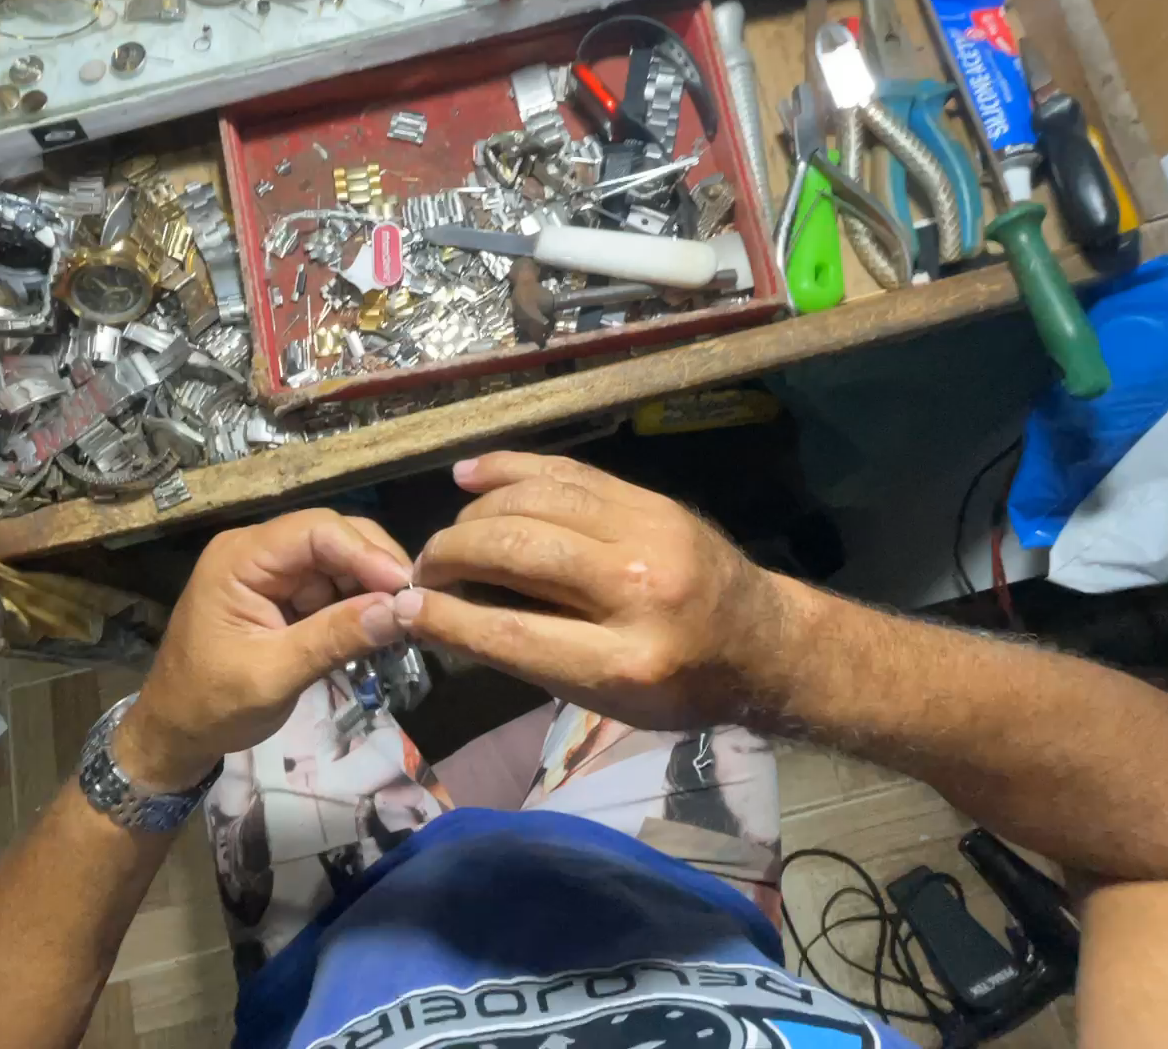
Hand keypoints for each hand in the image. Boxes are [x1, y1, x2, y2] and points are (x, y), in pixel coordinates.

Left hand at [113, 509, 412, 790]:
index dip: (365, 552)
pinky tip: (381, 626)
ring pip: (340, 560)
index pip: (315, 531)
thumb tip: (398, 611)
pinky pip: (333, 586)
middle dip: (375, 566)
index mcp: (240, 558)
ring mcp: (273, 572)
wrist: (174, 733)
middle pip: (333, 536)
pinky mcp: (285, 594)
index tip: (406, 588)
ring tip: (405, 619)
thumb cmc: (210, 705)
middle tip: (414, 604)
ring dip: (373, 587)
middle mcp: (258, 552)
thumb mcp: (272, 676)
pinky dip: (359, 604)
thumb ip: (332, 639)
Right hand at [394, 453, 784, 729]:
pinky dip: (508, 469)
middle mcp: (636, 588)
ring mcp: (646, 530)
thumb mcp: (603, 698)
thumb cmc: (679, 687)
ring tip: (450, 537)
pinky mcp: (648, 498)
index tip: (404, 606)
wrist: (763, 641)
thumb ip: (525, 655)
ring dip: (474, 515)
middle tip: (425, 571)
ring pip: (532, 500)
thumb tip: (444, 615)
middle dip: (451, 555)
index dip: (444, 617)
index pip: (509, 631)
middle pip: (514, 550)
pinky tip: (469, 476)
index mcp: (626, 661)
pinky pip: (563, 470)